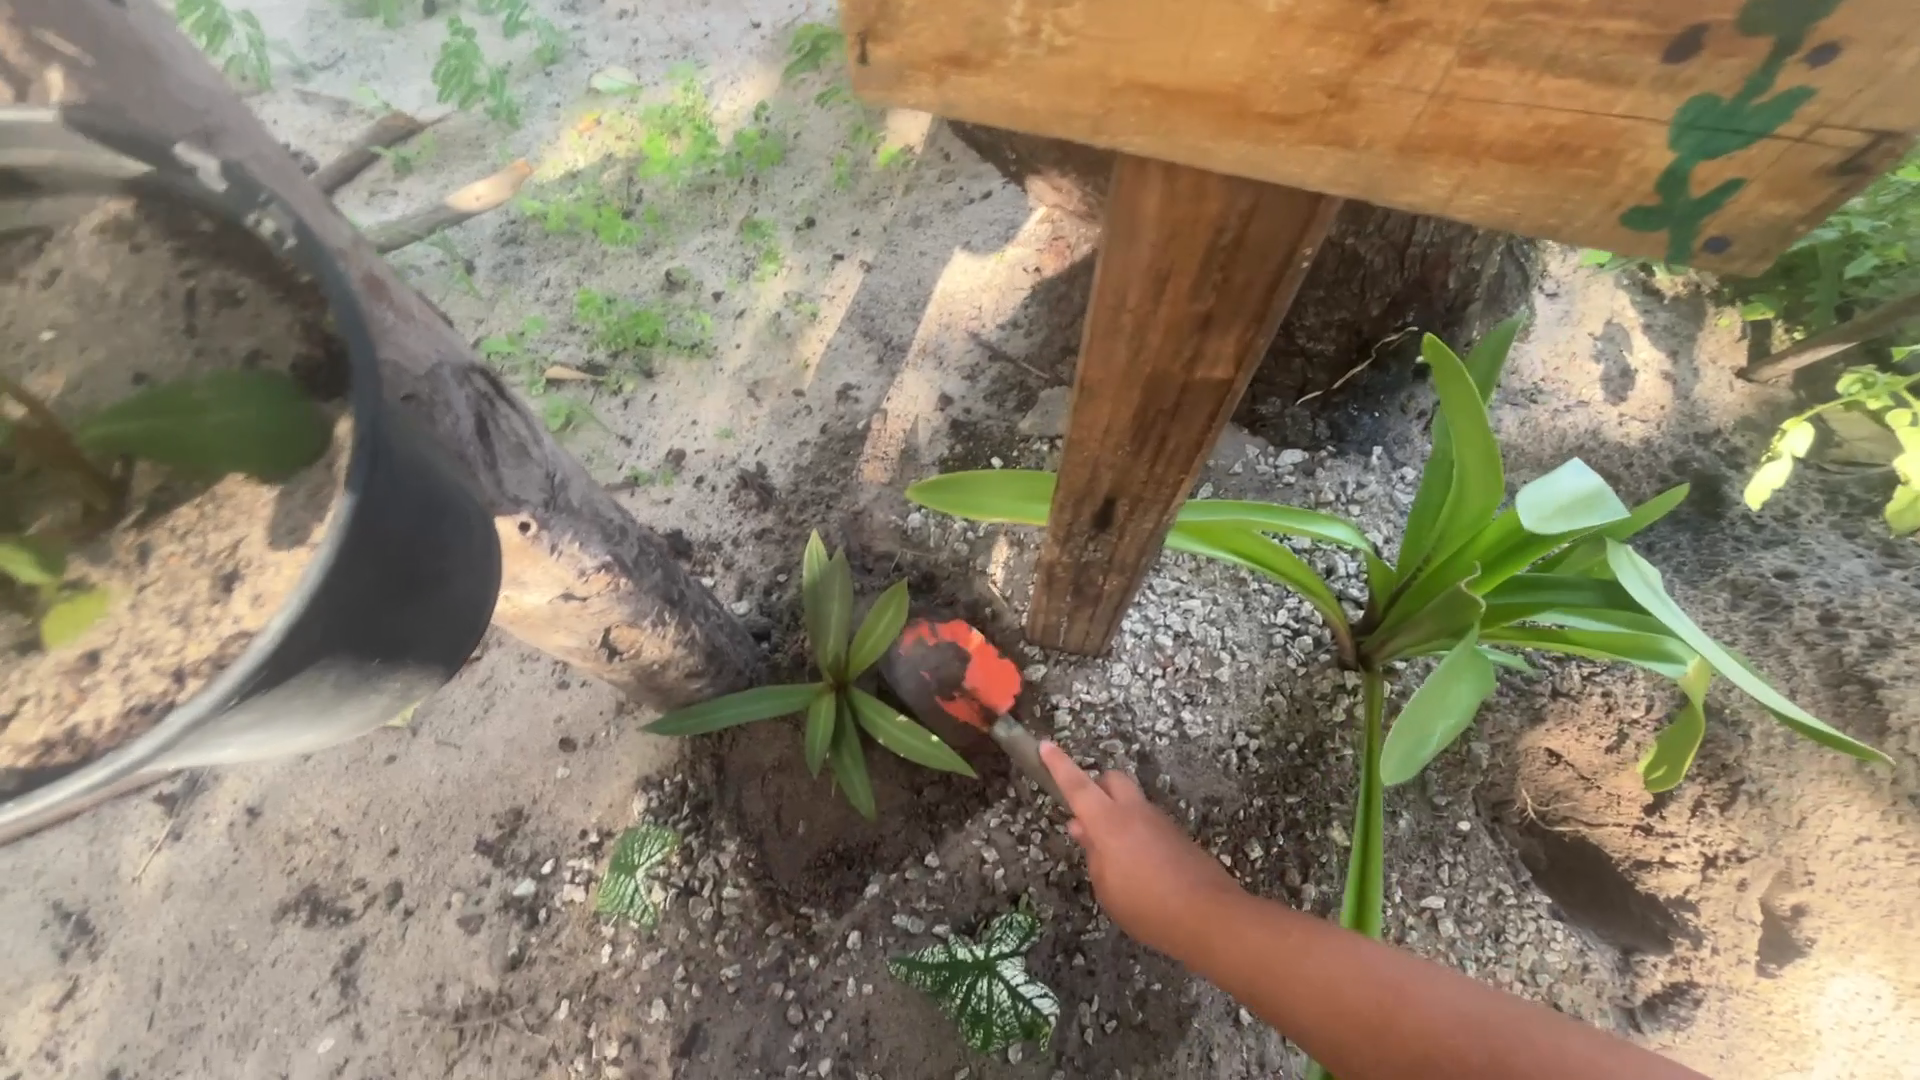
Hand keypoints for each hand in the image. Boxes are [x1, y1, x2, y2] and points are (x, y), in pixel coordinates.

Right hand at [1040, 741, 1246, 960]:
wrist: (1210, 916)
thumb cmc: (1147, 906)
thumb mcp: (1106, 889)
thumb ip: (1093, 854)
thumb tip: (1082, 828)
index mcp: (1108, 822)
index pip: (1077, 785)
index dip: (1059, 765)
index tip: (1045, 745)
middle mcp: (1134, 812)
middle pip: (1112, 780)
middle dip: (1097, 789)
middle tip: (1089, 818)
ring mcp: (1159, 821)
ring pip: (1132, 802)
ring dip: (1118, 816)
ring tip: (1116, 858)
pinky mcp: (1178, 836)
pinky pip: (1149, 823)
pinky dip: (1138, 834)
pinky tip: (1141, 870)